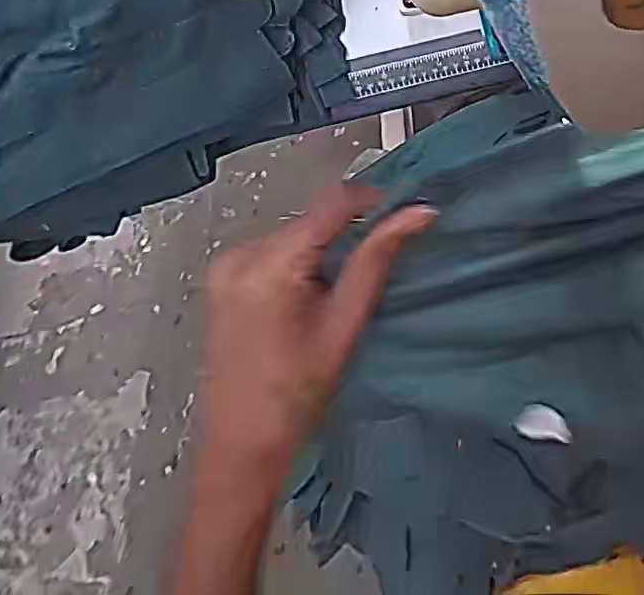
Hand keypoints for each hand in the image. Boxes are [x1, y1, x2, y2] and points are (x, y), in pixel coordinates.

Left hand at [198, 183, 436, 468]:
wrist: (242, 442)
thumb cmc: (300, 388)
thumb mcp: (347, 320)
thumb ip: (378, 257)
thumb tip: (421, 212)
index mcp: (270, 265)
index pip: (330, 204)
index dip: (370, 201)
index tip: (399, 214)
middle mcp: (240, 254)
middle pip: (312, 217)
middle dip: (347, 229)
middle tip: (374, 258)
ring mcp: (226, 264)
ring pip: (296, 229)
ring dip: (324, 243)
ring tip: (340, 283)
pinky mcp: (222, 275)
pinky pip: (275, 246)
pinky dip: (301, 256)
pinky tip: (311, 290)